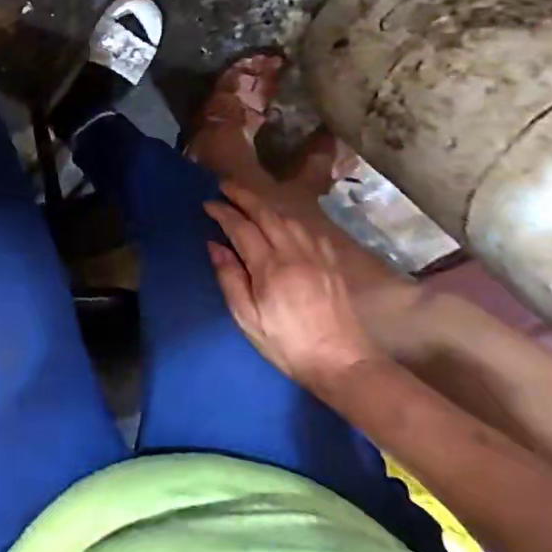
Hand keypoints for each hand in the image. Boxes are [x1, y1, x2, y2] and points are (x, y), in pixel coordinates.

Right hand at [204, 182, 383, 385]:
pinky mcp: (331, 265)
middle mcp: (295, 254)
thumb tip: (215, 245)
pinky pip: (308, 231)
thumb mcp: (247, 318)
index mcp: (270, 268)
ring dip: (266, 205)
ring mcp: (317, 257)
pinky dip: (290, 221)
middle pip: (266, 214)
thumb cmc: (287, 345)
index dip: (223, 212)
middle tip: (225, 186)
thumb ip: (230, 278)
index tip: (208, 204)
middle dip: (244, 196)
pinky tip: (284, 224)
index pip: (241, 228)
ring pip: (289, 219)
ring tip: (250, 202)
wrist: (343, 364)